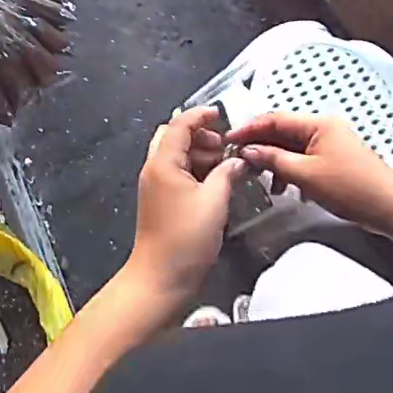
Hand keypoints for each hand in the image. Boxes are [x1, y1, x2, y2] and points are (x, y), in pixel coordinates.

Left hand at [124, 106, 236, 300]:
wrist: (160, 279)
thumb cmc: (185, 239)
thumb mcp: (214, 202)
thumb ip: (227, 174)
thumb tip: (238, 161)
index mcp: (163, 163)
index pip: (179, 125)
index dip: (199, 115)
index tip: (219, 113)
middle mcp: (154, 169)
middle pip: (173, 136)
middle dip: (199, 134)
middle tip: (223, 145)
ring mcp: (155, 185)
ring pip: (175, 154)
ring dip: (198, 152)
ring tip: (223, 163)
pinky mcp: (160, 199)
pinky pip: (176, 172)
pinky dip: (194, 168)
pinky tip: (214, 180)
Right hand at [226, 113, 392, 232]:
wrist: (390, 208)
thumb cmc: (352, 188)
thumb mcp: (306, 175)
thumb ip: (274, 160)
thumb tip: (249, 151)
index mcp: (318, 124)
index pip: (274, 119)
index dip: (249, 129)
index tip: (230, 140)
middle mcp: (324, 128)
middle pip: (282, 132)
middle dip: (262, 147)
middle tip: (242, 163)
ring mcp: (330, 144)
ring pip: (292, 147)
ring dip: (276, 162)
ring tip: (266, 182)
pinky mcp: (334, 160)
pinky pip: (304, 159)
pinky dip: (292, 171)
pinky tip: (288, 189)